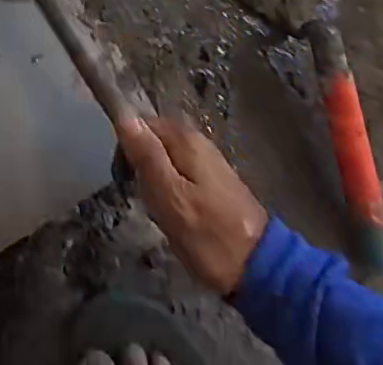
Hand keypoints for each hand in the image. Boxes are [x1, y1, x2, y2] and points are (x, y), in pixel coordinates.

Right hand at [116, 116, 267, 295]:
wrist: (258, 267)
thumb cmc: (207, 234)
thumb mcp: (169, 196)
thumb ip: (147, 155)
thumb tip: (124, 116)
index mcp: (185, 139)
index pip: (142, 125)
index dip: (128, 149)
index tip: (126, 179)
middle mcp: (199, 140)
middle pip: (155, 141)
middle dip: (143, 166)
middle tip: (146, 199)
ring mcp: (209, 160)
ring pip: (167, 159)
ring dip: (157, 181)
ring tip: (160, 211)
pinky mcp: (216, 180)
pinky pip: (181, 174)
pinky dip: (172, 190)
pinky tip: (177, 214)